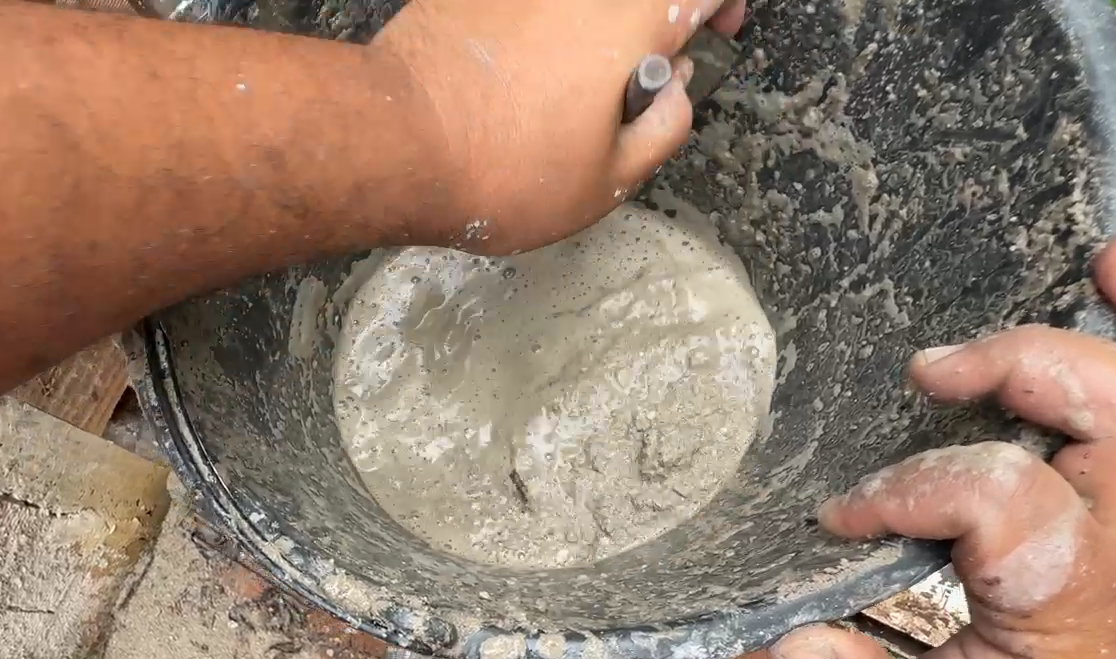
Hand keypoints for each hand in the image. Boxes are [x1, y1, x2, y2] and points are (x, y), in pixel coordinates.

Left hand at [370, 0, 744, 253]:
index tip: (714, 34)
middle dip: (652, 21)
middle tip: (634, 74)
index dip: (718, 7)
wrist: (397, 147)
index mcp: (635, 12)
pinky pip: (527, 10)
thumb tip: (680, 94)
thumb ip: (664, 132)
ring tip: (569, 86)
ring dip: (593, 30)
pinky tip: (517, 75)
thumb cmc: (504, 176)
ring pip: (579, 9)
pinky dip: (540, 28)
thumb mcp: (605, 185)